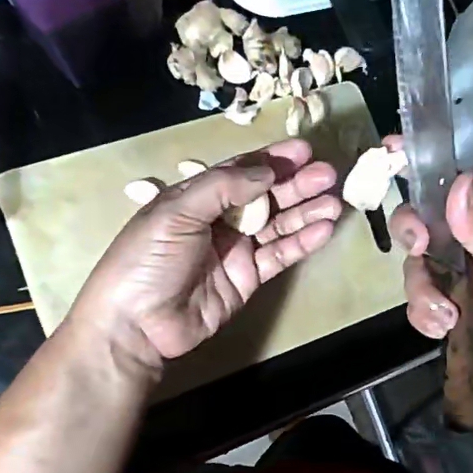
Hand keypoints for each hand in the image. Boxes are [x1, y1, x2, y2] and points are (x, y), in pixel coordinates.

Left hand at [66, 139, 343, 378]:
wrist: (137, 323)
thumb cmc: (148, 259)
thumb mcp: (176, 211)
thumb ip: (222, 187)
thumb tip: (266, 172)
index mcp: (196, 197)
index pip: (241, 172)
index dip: (272, 160)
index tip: (305, 149)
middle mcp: (219, 220)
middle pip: (265, 196)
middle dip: (297, 184)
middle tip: (329, 174)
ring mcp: (235, 250)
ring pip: (278, 225)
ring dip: (306, 212)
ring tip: (335, 202)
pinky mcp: (248, 279)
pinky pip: (279, 255)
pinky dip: (301, 242)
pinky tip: (323, 230)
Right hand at [391, 167, 472, 408]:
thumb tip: (459, 184)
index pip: (461, 178)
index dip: (426, 164)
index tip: (391, 153)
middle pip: (424, 216)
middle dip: (412, 231)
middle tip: (418, 247)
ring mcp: (459, 272)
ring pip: (415, 261)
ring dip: (422, 288)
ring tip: (447, 314)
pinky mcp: (447, 303)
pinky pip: (417, 297)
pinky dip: (423, 313)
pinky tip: (444, 328)